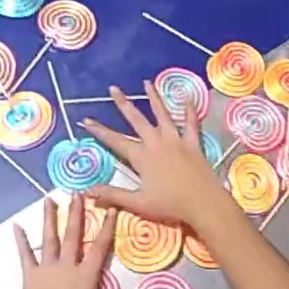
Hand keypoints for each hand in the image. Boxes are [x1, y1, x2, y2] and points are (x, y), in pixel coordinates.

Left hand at [12, 195, 163, 288]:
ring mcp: (45, 269)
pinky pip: (25, 254)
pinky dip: (20, 240)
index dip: (108, 227)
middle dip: (77, 213)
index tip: (112, 209)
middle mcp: (65, 266)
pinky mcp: (29, 276)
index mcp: (85, 276)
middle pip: (73, 235)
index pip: (100, 246)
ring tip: (48, 200)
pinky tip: (16, 226)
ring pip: (48, 239)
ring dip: (49, 219)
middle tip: (77, 193)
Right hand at [81, 82, 235, 229]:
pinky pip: (190, 123)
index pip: (115, 141)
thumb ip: (112, 195)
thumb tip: (87, 191)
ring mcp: (175, 141)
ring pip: (162, 114)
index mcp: (141, 158)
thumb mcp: (138, 203)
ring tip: (146, 83)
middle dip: (123, 104)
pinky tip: (187, 98)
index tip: (86, 120)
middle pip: (137, 119)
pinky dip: (189, 110)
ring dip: (153, 98)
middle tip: (113, 88)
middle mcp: (156, 143)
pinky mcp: (192, 143)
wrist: (203, 203)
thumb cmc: (170, 205)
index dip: (99, 131)